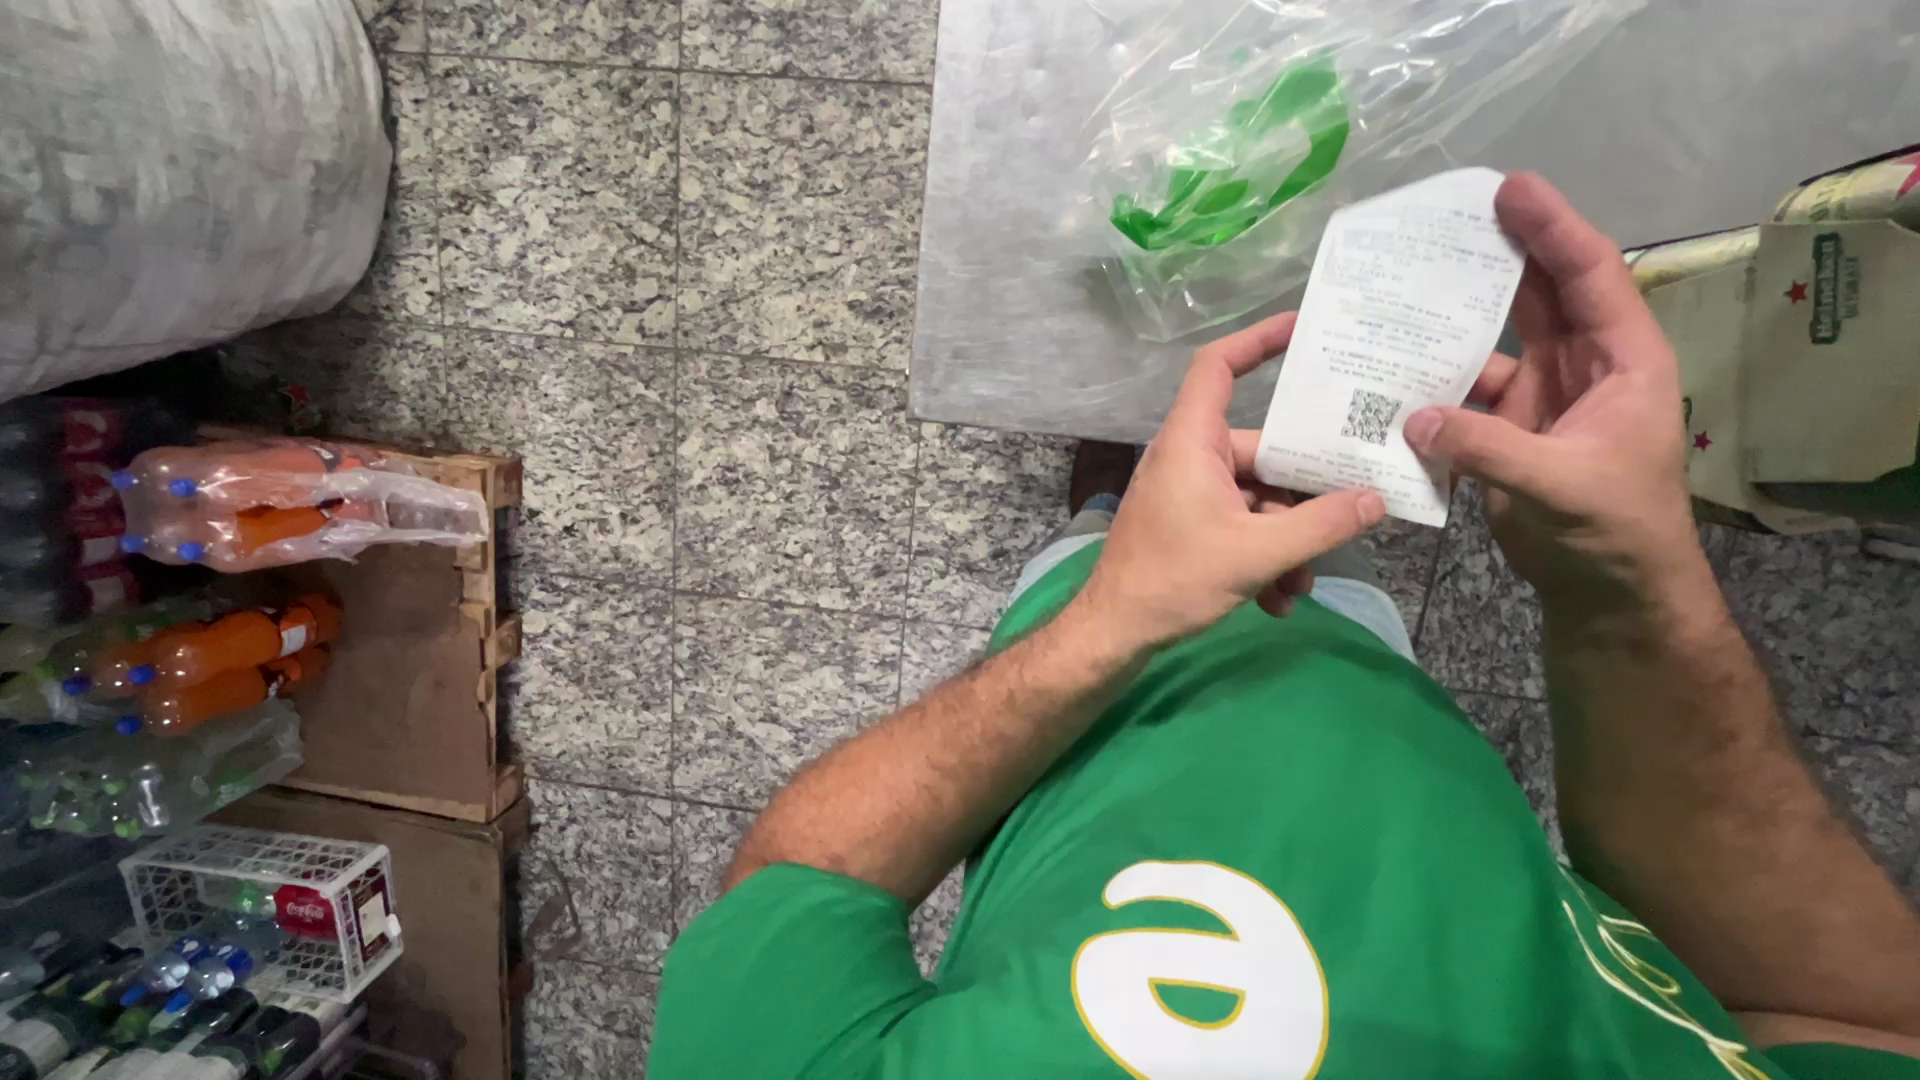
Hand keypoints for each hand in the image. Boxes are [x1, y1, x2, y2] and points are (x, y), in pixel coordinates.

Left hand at [1074, 313, 1385, 651]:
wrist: (1113, 631)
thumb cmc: (1173, 579)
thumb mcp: (1256, 553)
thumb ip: (1321, 524)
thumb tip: (1376, 500)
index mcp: (1192, 442)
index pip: (1217, 367)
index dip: (1257, 339)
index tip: (1304, 327)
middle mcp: (1189, 458)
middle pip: (1263, 451)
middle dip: (1304, 492)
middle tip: (1352, 510)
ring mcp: (1188, 494)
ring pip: (1257, 499)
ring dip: (1286, 540)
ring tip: (1301, 582)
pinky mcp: (1188, 526)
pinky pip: (1238, 527)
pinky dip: (1262, 558)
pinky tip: (1277, 600)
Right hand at [1403, 173, 1707, 612]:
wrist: (1602, 585)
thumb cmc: (1611, 528)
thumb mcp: (1560, 484)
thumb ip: (1487, 447)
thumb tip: (1412, 417)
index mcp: (1621, 361)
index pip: (1589, 278)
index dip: (1552, 230)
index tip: (1510, 190)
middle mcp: (1578, 368)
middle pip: (1538, 296)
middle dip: (1498, 255)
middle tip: (1445, 221)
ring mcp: (1534, 399)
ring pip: (1489, 344)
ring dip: (1448, 325)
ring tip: (1399, 297)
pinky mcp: (1499, 432)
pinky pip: (1456, 397)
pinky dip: (1425, 390)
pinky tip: (1388, 379)